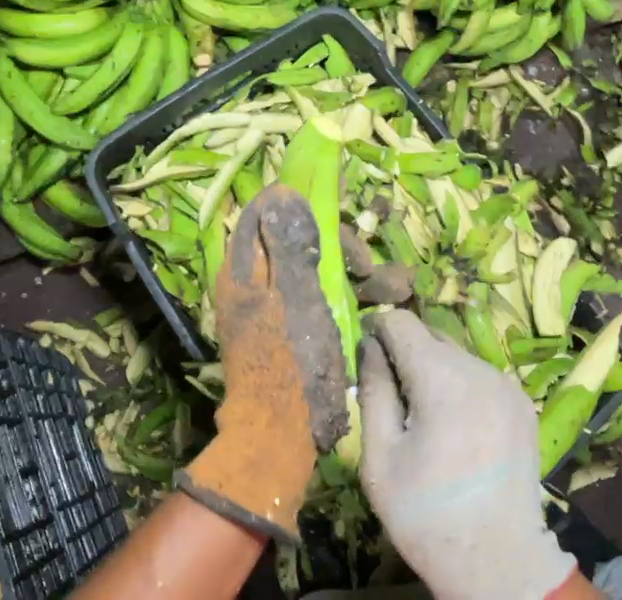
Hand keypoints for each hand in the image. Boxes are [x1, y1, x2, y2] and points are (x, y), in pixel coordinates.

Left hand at [176, 186, 348, 541]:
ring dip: (341, 271)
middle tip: (364, 266)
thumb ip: (285, 240)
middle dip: (331, 245)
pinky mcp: (277, 331)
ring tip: (380, 288)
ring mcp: (261, 309)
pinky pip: (306, 296)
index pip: (263, 213)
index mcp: (241, 269)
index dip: (302, 208)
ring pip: (303, 269)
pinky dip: (333, 295)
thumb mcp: (294, 291)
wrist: (279, 431)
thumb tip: (279, 190)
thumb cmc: (290, 358)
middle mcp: (246, 284)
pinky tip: (364, 306)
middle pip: (287, 241)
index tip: (339, 221)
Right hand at [358, 309, 575, 599]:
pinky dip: (462, 388)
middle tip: (392, 396)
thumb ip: (373, 391)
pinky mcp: (522, 404)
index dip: (378, 331)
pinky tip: (457, 429)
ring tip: (425, 418)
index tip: (367, 356)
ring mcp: (507, 384)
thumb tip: (370, 345)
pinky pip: (481, 378)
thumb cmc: (427, 514)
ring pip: (457, 356)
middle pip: (431, 336)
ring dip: (435, 371)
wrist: (500, 561)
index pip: (401, 321)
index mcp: (441, 376)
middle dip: (406, 354)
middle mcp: (479, 368)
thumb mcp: (380, 458)